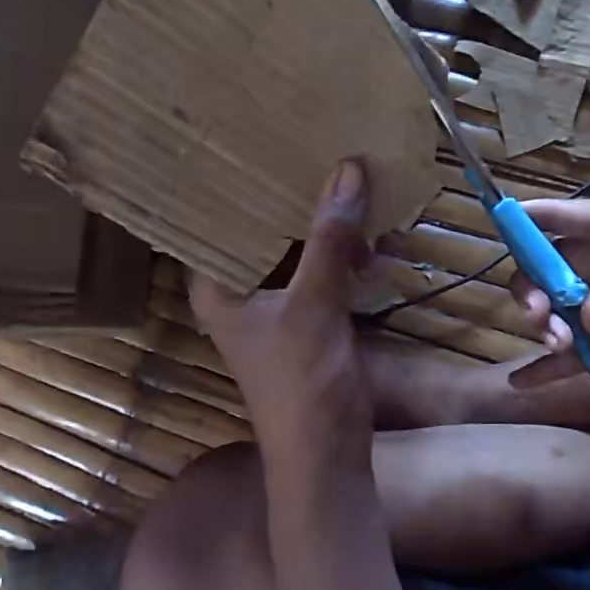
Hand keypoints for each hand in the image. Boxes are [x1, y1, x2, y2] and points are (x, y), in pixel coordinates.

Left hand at [192, 160, 373, 461]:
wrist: (327, 454)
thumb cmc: (301, 383)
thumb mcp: (313, 304)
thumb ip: (329, 238)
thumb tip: (348, 168)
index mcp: (217, 283)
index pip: (217, 216)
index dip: (237, 178)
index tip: (260, 134)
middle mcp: (239, 287)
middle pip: (262, 227)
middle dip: (295, 197)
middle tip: (321, 149)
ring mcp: (273, 302)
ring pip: (297, 247)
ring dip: (328, 227)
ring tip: (361, 197)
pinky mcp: (305, 315)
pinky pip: (321, 270)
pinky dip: (343, 255)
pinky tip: (373, 242)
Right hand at [508, 200, 589, 433]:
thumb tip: (585, 305)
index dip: (558, 214)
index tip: (512, 213)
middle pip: (579, 262)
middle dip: (545, 282)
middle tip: (538, 319)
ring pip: (577, 301)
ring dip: (554, 320)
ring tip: (553, 348)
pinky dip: (562, 360)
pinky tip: (528, 380)